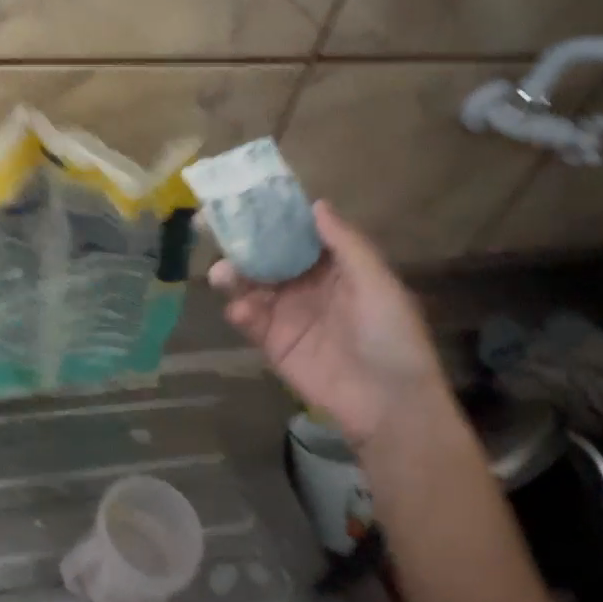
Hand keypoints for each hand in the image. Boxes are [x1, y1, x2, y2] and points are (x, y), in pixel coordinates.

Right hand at [209, 201, 448, 447]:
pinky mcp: (272, 342)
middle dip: (240, 241)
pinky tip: (240, 310)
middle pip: (265, 254)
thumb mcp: (378, 284)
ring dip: (233, 274)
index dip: (272, 215)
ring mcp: (286, 313)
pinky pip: (248, 319)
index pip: (296, 232)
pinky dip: (239, 310)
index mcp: (333, 266)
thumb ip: (346, 245)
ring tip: (221, 274)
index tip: (243, 196)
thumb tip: (315, 204)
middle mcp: (306, 283)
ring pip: (250, 283)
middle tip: (210, 226)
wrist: (390, 405)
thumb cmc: (392, 337)